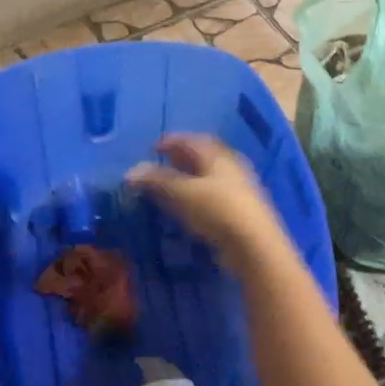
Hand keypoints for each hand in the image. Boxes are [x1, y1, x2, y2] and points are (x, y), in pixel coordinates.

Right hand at [127, 134, 287, 258]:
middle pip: (203, 156)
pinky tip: (189, 206)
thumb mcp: (181, 193)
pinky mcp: (240, 210)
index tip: (152, 148)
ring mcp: (239, 188)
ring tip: (171, 187)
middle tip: (161, 165)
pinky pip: (214, 195)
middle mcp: (231, 165)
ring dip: (189, 178)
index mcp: (217, 155)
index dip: (170, 142)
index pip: (191, 140)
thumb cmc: (216, 211)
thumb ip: (156, 180)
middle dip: (180, 158)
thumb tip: (131, 172)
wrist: (254, 246)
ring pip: (209, 176)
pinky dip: (198, 195)